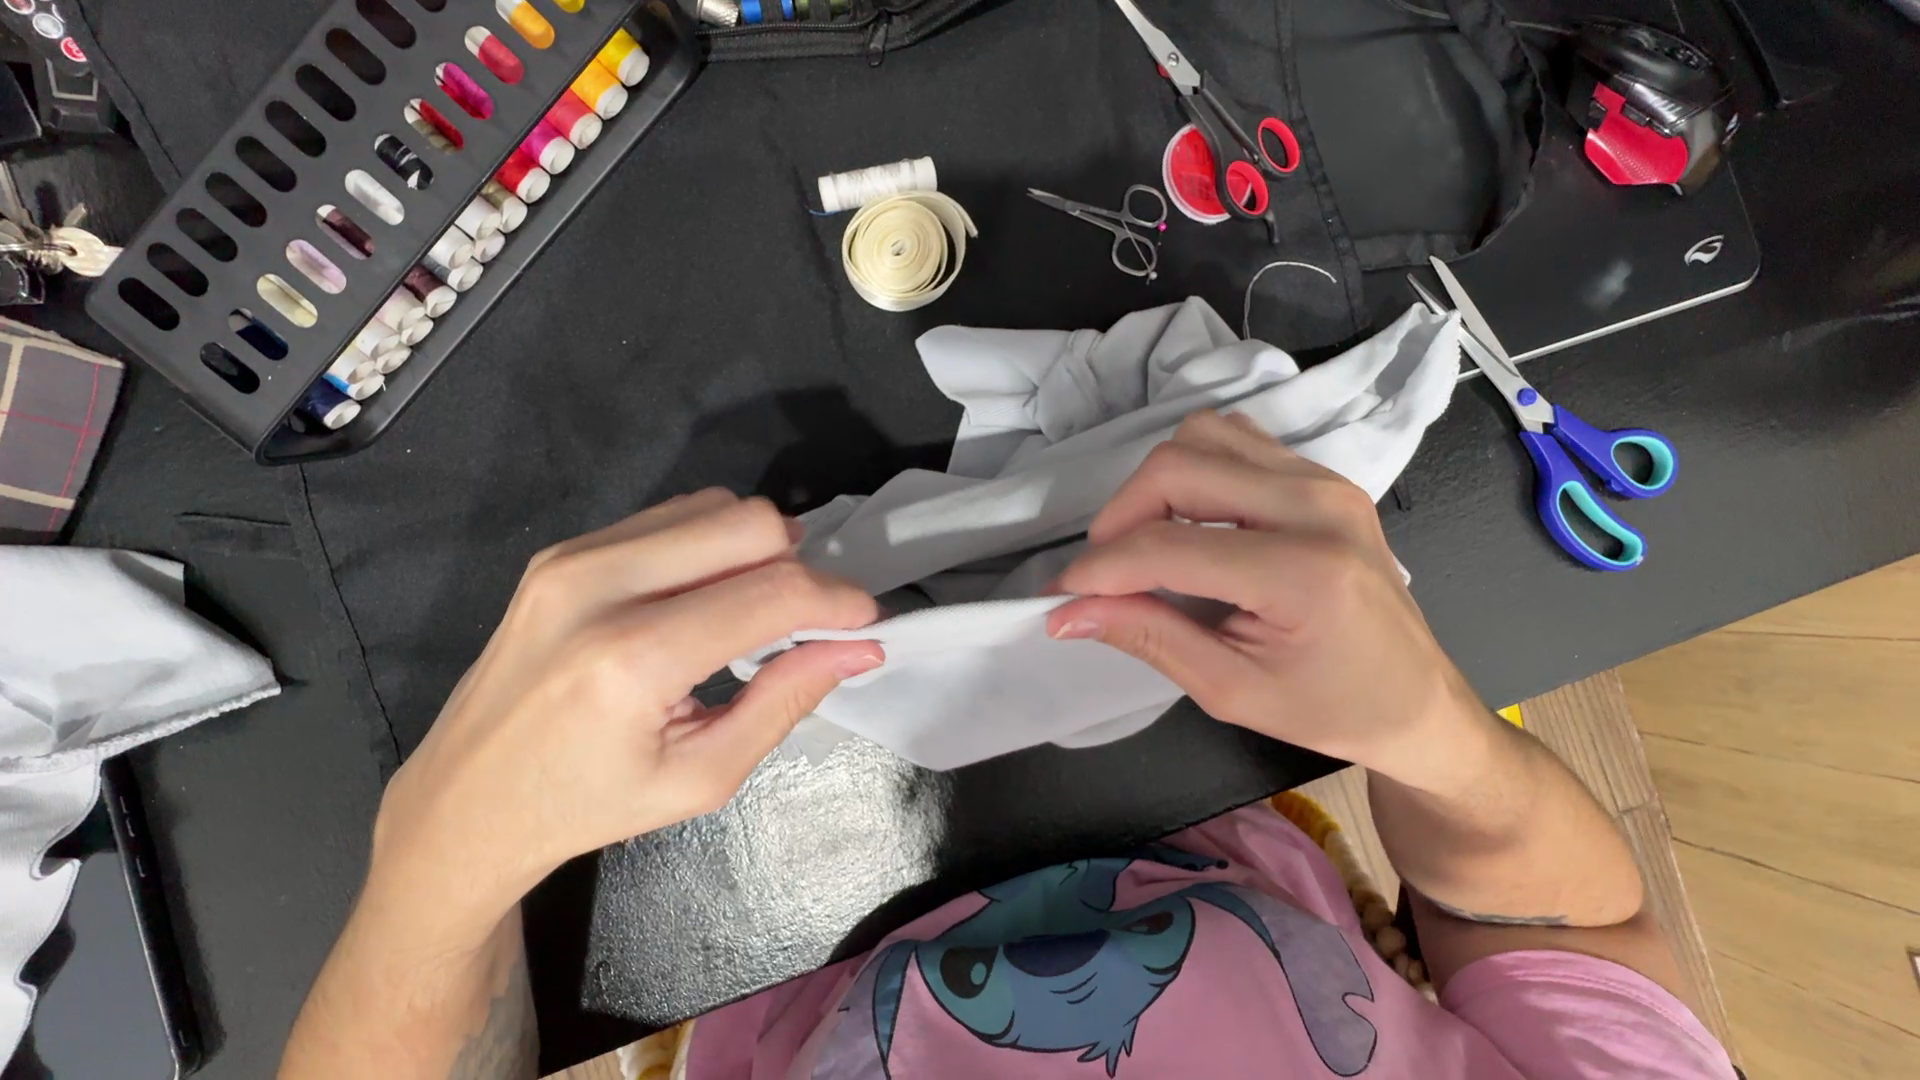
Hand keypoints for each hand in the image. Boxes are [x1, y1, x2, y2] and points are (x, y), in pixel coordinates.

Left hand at [365, 491, 881, 949]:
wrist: (465, 803)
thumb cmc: (590, 803)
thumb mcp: (703, 776)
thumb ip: (787, 700)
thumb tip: (859, 648)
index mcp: (631, 658)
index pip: (772, 594)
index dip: (837, 601)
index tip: (865, 622)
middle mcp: (597, 584)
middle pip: (748, 523)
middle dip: (800, 566)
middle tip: (805, 620)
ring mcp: (573, 556)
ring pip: (714, 507)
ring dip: (757, 551)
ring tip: (754, 610)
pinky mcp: (563, 550)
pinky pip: (671, 516)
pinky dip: (713, 546)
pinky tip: (705, 597)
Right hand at [1047, 411, 1490, 790]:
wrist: (1418, 700)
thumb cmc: (1331, 709)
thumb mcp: (1231, 690)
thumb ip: (1147, 637)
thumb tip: (1066, 613)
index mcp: (1302, 573)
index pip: (1168, 545)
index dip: (1099, 568)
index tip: (1060, 596)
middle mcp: (1316, 505)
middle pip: (1177, 466)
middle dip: (1119, 517)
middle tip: (1105, 573)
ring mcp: (1324, 480)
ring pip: (1202, 437)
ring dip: (1154, 487)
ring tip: (1146, 543)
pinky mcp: (1322, 475)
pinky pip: (1234, 441)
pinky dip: (1192, 471)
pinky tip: (1189, 520)